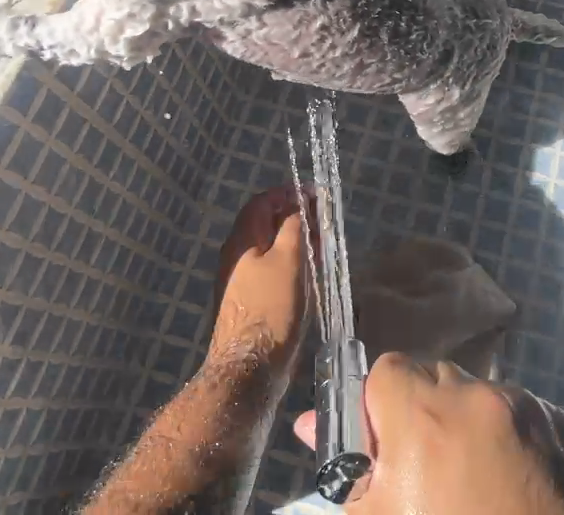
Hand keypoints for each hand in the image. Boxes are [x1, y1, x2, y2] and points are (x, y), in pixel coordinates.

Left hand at [208, 186, 309, 372]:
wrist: (249, 369)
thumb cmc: (271, 308)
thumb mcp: (289, 260)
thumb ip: (294, 227)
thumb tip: (300, 205)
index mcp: (242, 240)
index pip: (263, 201)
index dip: (289, 193)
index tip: (317, 196)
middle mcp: (238, 256)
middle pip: (267, 224)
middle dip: (297, 217)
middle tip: (325, 222)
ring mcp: (242, 281)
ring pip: (272, 249)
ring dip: (297, 243)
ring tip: (324, 247)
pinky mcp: (252, 302)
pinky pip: (274, 271)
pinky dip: (293, 265)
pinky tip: (312, 275)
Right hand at [292, 354, 563, 514]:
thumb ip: (344, 470)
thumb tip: (311, 423)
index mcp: (425, 415)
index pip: (385, 370)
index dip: (377, 408)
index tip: (381, 448)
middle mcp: (478, 395)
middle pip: (431, 378)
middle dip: (420, 413)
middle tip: (421, 470)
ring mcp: (527, 406)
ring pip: (476, 394)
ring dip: (464, 424)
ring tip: (469, 483)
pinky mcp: (562, 426)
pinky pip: (518, 412)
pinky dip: (507, 437)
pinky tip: (507, 485)